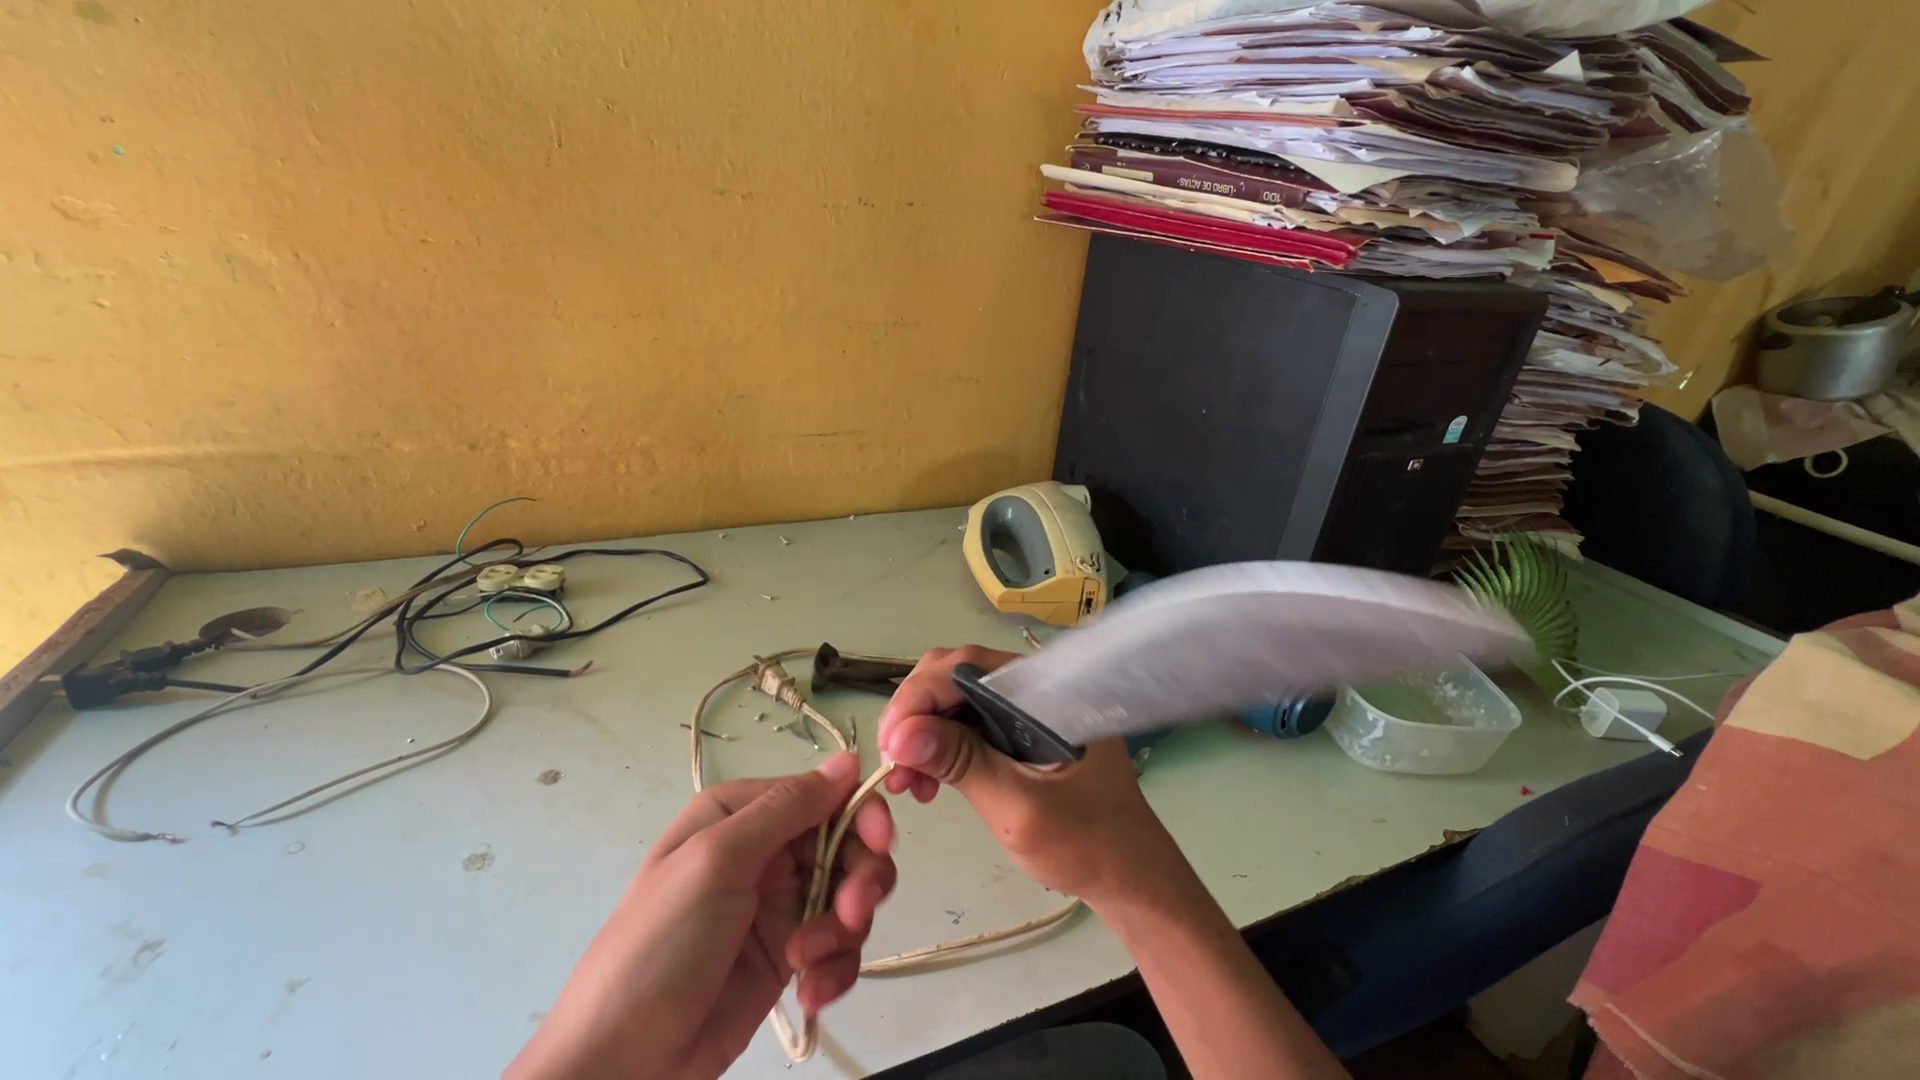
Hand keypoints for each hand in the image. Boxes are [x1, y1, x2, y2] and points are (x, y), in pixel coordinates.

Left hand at [505, 753, 895, 1079]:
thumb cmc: (660, 945)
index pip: (824, 794)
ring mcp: (781, 907)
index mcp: (743, 815)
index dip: (861, 814)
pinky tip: (809, 993)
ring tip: (807, 965)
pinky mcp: (792, 957)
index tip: (879, 845)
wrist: (622, 1063)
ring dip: (844, 932)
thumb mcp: (716, 861)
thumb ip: (784, 808)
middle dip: (859, 881)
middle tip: (851, 915)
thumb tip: (848, 759)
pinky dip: (836, 969)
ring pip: (851, 898)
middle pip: (849, 846)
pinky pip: (841, 948)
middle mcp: (767, 852)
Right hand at [876, 646, 1183, 907]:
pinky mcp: (1015, 732)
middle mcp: (1032, 686)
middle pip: (953, 676)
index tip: (889, 744)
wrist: (1129, 875)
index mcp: (1045, 689)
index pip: (966, 667)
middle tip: (891, 765)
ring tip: (904, 782)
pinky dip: (938, 747)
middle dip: (913, 715)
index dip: (918, 697)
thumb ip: (962, 763)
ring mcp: (1023, 708)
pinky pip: (964, 724)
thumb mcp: (1017, 807)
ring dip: (920, 734)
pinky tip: (926, 782)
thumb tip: (900, 735)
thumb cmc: (1085, 843)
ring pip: (952, 700)